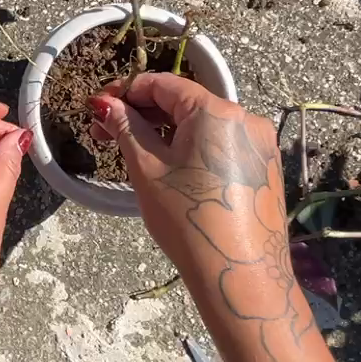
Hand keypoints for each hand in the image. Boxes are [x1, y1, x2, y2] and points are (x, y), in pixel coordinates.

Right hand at [90, 73, 284, 265]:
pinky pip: (217, 143)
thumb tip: (103, 103)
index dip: (125, 91)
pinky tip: (164, 165)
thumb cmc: (188, 219)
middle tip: (104, 132)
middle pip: (182, 102)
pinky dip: (187, 146)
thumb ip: (125, 127)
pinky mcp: (262, 167)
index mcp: (216, 112)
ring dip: (162, 130)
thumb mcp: (146, 168)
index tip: (98, 108)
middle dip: (140, 113)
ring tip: (129, 150)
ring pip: (199, 124)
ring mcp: (258, 144)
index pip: (163, 84)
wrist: (240, 277)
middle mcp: (245, 119)